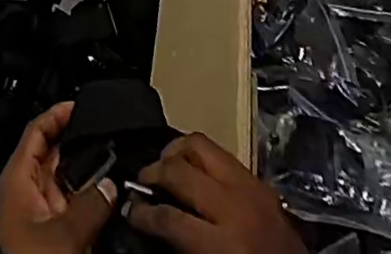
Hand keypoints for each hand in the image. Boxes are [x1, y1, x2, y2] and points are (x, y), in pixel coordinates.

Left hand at [0, 101, 117, 253]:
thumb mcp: (61, 235)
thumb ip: (89, 206)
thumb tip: (110, 184)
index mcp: (19, 178)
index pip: (36, 131)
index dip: (56, 114)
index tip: (79, 104)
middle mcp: (29, 191)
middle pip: (55, 155)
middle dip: (80, 145)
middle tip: (107, 134)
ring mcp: (41, 215)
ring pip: (68, 183)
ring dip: (89, 175)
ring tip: (115, 163)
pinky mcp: (54, 237)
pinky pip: (75, 209)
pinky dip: (91, 202)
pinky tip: (110, 201)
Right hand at [127, 133, 306, 253]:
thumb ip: (183, 245)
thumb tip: (153, 224)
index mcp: (223, 244)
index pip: (169, 218)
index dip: (142, 214)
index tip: (129, 210)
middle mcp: (235, 206)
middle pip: (180, 170)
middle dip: (154, 173)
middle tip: (143, 182)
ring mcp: (250, 188)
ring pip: (200, 145)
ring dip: (175, 152)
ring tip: (165, 165)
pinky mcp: (261, 182)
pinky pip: (221, 153)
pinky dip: (200, 157)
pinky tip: (193, 170)